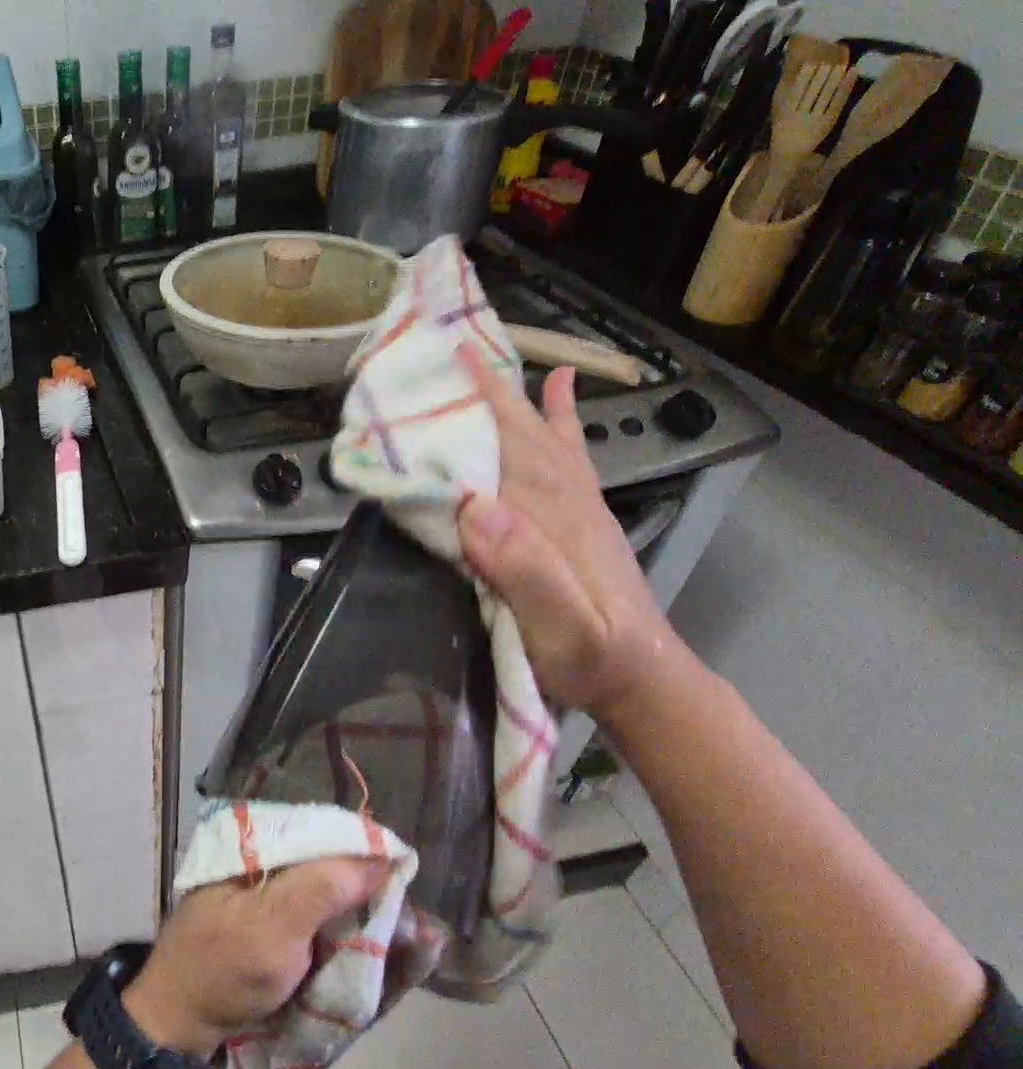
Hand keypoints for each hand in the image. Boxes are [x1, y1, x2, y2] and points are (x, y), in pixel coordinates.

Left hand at [120, 858, 394, 1058]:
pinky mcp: (275, 923)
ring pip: (329, 887)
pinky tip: (380, 938)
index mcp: (253, 844)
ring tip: (411, 927)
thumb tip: (378, 856)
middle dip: (369, 878)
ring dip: (365, 905)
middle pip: (328, 857)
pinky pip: (321, 914)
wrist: (182, 1017)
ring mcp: (269, 893)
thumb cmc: (221, 967)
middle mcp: (263, 859)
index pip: (318, 828)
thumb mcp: (271, 928)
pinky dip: (350, 926)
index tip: (404, 863)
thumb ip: (319, 889)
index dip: (361, 843)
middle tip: (411, 904)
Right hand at [454, 351, 695, 719]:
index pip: (514, 451)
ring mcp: (582, 514)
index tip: (453, 366)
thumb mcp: (561, 629)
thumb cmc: (594, 662)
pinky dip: (561, 430)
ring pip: (551, 445)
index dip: (484, 408)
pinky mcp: (584, 528)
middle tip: (463, 352)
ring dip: (528, 405)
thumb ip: (528, 572)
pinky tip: (558, 409)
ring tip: (517, 364)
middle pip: (530, 437)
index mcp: (556, 523)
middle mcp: (571, 506)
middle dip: (497, 393)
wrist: (648, 684)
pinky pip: (569, 465)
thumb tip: (477, 508)